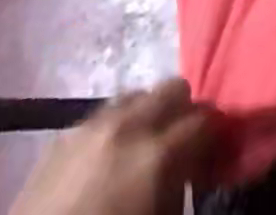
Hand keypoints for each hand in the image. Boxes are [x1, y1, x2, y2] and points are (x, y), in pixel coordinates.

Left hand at [9, 80, 214, 214]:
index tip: (214, 155)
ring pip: (137, 95)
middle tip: (183, 147)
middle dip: (184, 113)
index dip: (216, 134)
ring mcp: (89, 128)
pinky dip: (116, 128)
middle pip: (174, 87)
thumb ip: (182, 188)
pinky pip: (102, 116)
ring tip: (143, 151)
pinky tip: (109, 161)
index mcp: (157, 152)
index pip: (206, 117)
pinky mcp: (59, 140)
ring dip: (149, 115)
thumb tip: (194, 168)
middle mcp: (127, 126)